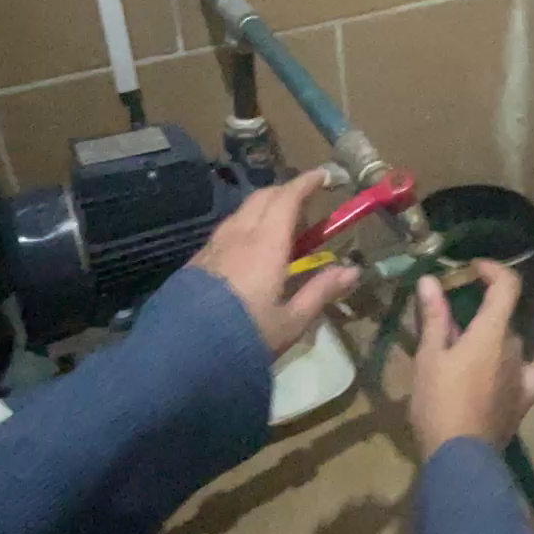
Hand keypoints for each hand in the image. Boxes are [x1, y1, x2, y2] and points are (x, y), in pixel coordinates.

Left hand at [187, 170, 360, 356]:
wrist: (180, 358)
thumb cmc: (245, 337)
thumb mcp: (290, 321)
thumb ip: (321, 291)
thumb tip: (352, 270)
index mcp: (266, 244)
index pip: (287, 198)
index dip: (305, 183)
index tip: (321, 176)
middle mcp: (238, 236)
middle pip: (263, 197)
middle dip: (285, 191)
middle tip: (304, 200)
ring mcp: (213, 247)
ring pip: (241, 212)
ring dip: (263, 207)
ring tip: (277, 223)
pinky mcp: (195, 262)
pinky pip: (225, 231)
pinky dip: (244, 225)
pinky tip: (247, 248)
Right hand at [409, 260, 533, 458]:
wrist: (460, 460)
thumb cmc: (439, 403)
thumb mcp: (429, 357)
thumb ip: (434, 316)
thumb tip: (430, 280)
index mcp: (492, 332)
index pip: (507, 286)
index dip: (493, 270)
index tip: (472, 268)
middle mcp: (515, 348)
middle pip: (502, 318)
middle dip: (480, 313)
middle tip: (450, 322)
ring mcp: (523, 376)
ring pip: (510, 345)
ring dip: (492, 341)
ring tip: (464, 353)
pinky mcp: (524, 400)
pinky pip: (527, 373)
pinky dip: (517, 366)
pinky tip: (505, 371)